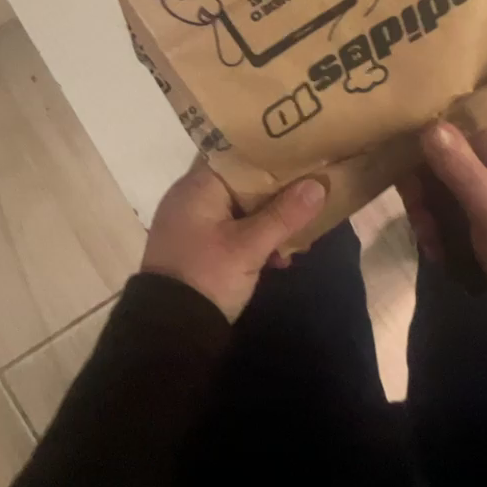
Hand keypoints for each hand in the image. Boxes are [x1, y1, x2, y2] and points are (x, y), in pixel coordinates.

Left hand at [141, 164, 328, 321]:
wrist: (169, 332)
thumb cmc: (207, 276)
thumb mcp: (249, 247)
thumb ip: (284, 215)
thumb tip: (318, 185)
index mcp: (198, 186)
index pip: (238, 156)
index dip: (271, 155)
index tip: (302, 155)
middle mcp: (191, 198)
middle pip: (242, 183)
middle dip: (277, 195)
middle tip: (309, 197)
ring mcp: (192, 224)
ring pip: (240, 210)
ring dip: (269, 223)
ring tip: (299, 239)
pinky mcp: (197, 248)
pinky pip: (232, 231)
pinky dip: (254, 241)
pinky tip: (279, 259)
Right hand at [399, 122, 486, 325]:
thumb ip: (462, 170)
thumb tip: (430, 125)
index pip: (460, 119)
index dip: (430, 125)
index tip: (401, 143)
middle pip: (437, 155)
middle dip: (421, 184)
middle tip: (418, 212)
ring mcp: (478, 194)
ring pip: (433, 186)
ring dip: (424, 212)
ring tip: (430, 241)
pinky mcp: (470, 219)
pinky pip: (439, 212)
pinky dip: (433, 231)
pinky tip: (437, 253)